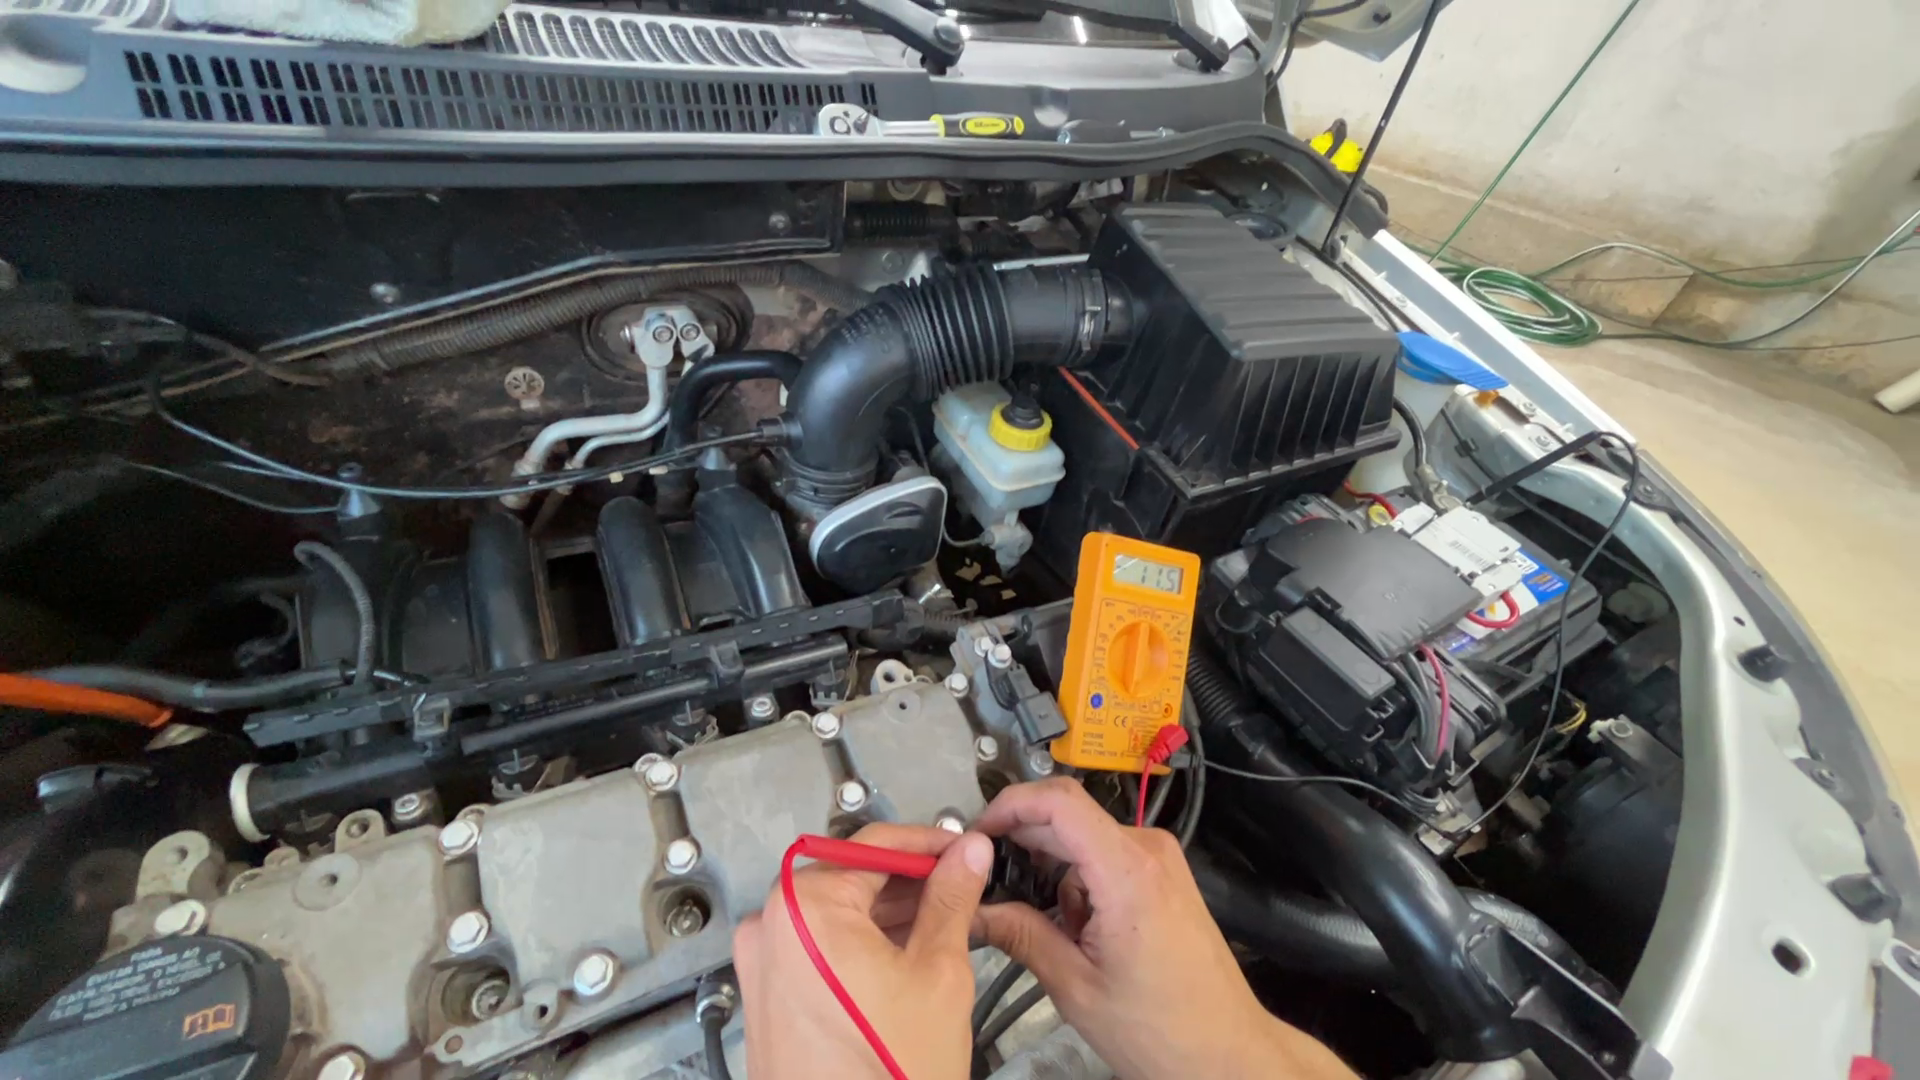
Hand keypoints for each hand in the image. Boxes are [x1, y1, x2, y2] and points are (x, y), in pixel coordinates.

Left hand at [734, 823, 993, 1079]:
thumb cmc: (892, 1073)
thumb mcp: (937, 971)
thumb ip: (952, 897)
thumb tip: (969, 851)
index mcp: (805, 905)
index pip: (875, 846)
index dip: (928, 843)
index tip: (963, 848)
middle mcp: (769, 924)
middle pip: (852, 876)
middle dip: (910, 878)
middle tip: (960, 884)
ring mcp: (761, 961)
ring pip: (835, 909)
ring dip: (887, 909)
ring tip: (941, 918)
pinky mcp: (765, 994)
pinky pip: (817, 943)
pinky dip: (859, 938)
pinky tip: (904, 950)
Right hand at [972, 779, 1355, 1079]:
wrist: (1231, 1055)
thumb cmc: (1158, 1029)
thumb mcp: (1076, 988)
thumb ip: (1021, 936)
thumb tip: (970, 911)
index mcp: (1126, 870)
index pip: (1059, 801)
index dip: (1011, 804)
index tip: (977, 833)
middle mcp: (1145, 847)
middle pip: (1067, 815)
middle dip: (1022, 841)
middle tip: (987, 880)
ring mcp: (1158, 856)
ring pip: (1083, 836)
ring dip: (1051, 866)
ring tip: (1040, 922)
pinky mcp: (1162, 870)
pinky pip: (1104, 853)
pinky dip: (1077, 877)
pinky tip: (1075, 925)